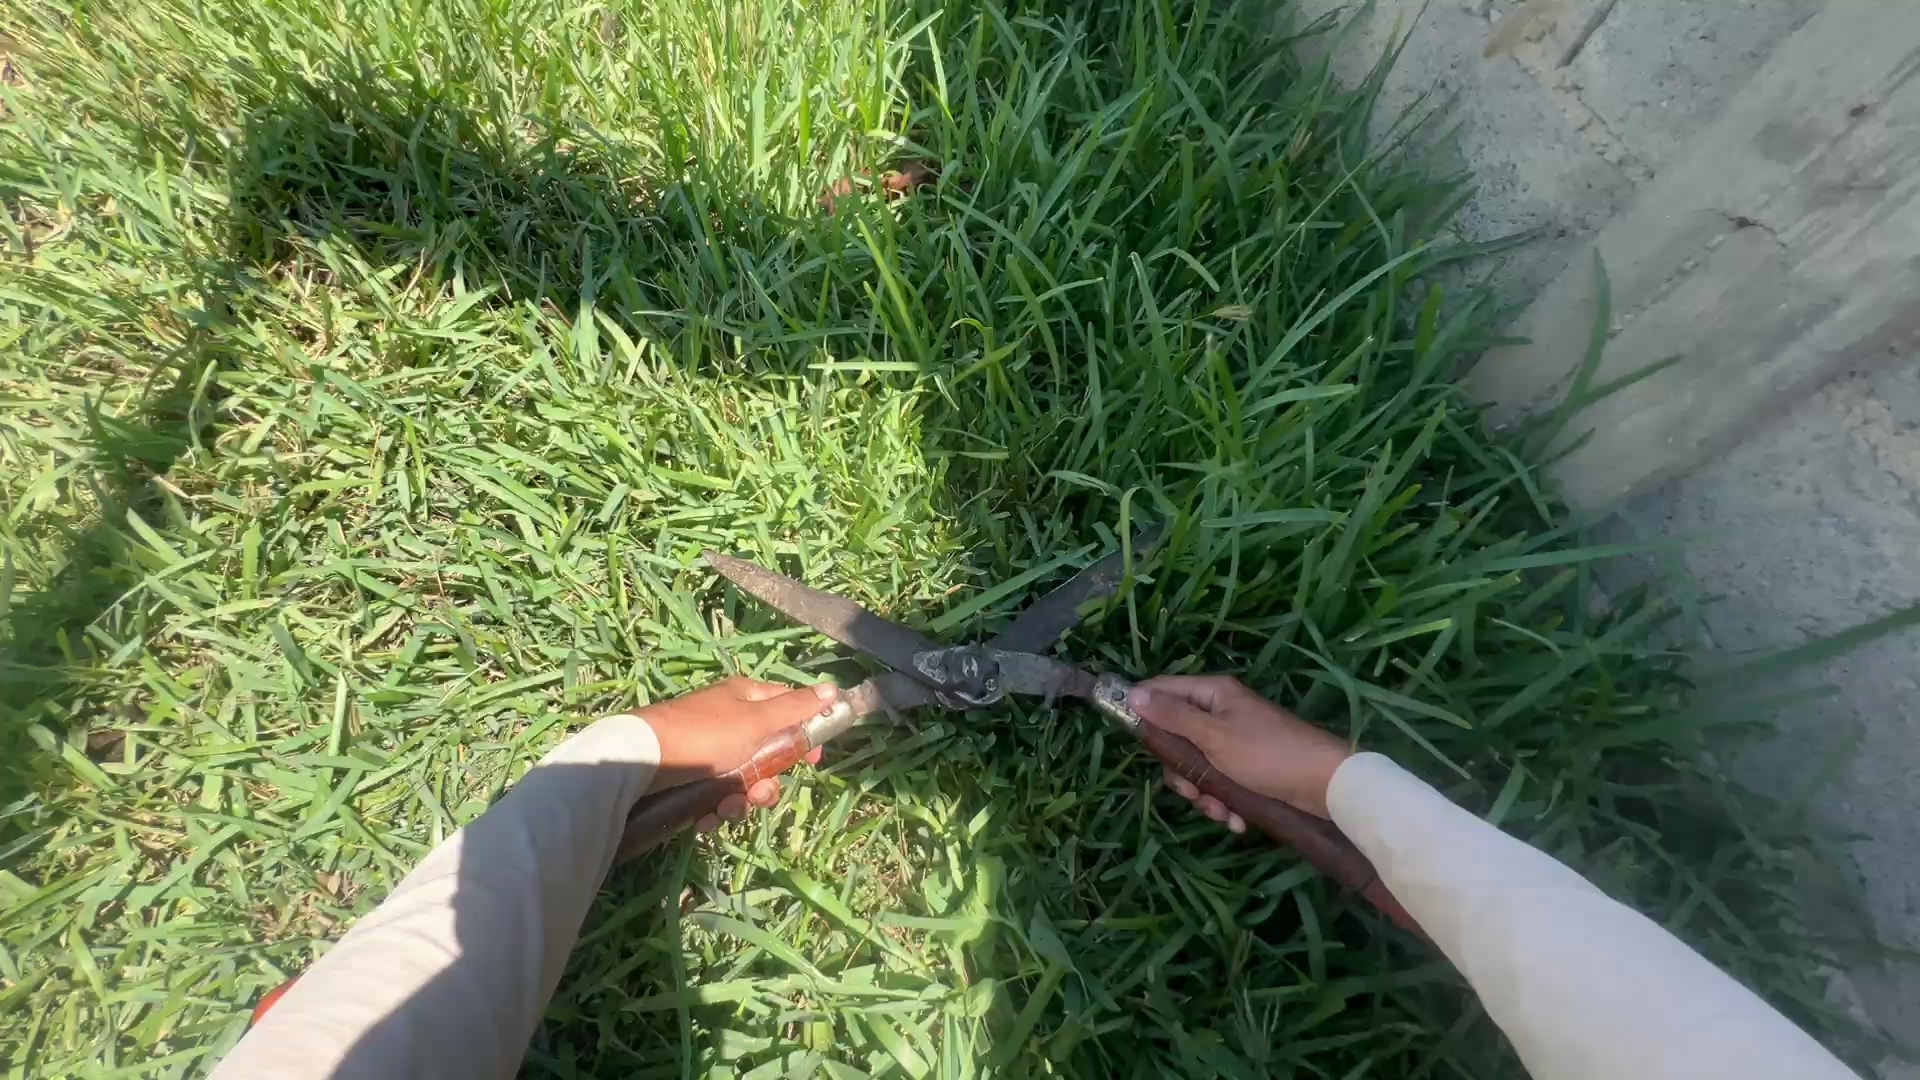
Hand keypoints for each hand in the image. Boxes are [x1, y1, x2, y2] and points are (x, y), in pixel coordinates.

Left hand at [635, 676, 834, 832]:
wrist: (639, 760)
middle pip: (767, 752)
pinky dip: (714, 809)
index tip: (814, 759)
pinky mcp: (688, 776)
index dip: (805, 732)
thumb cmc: (705, 735)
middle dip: (767, 780)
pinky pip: (715, 794)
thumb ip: (795, 709)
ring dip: (741, 800)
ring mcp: (707, 749)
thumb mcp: (757, 721)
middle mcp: (729, 720)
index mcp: (746, 698)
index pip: (788, 708)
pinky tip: (704, 818)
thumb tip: (833, 687)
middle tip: (760, 793)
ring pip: (742, 779)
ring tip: (724, 810)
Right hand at [1127, 675, 1351, 830]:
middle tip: (1190, 792)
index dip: (1143, 710)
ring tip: (1221, 813)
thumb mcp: (1212, 736)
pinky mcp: (1246, 766)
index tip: (1131, 737)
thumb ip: (1172, 716)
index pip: (1162, 689)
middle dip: (1180, 771)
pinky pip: (1219, 780)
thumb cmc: (1266, 754)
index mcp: (1212, 693)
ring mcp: (1233, 739)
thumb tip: (1131, 694)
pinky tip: (1236, 820)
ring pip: (1196, 764)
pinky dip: (1224, 801)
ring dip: (1203, 793)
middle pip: (1176, 735)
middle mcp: (1220, 711)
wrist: (1327, 786)